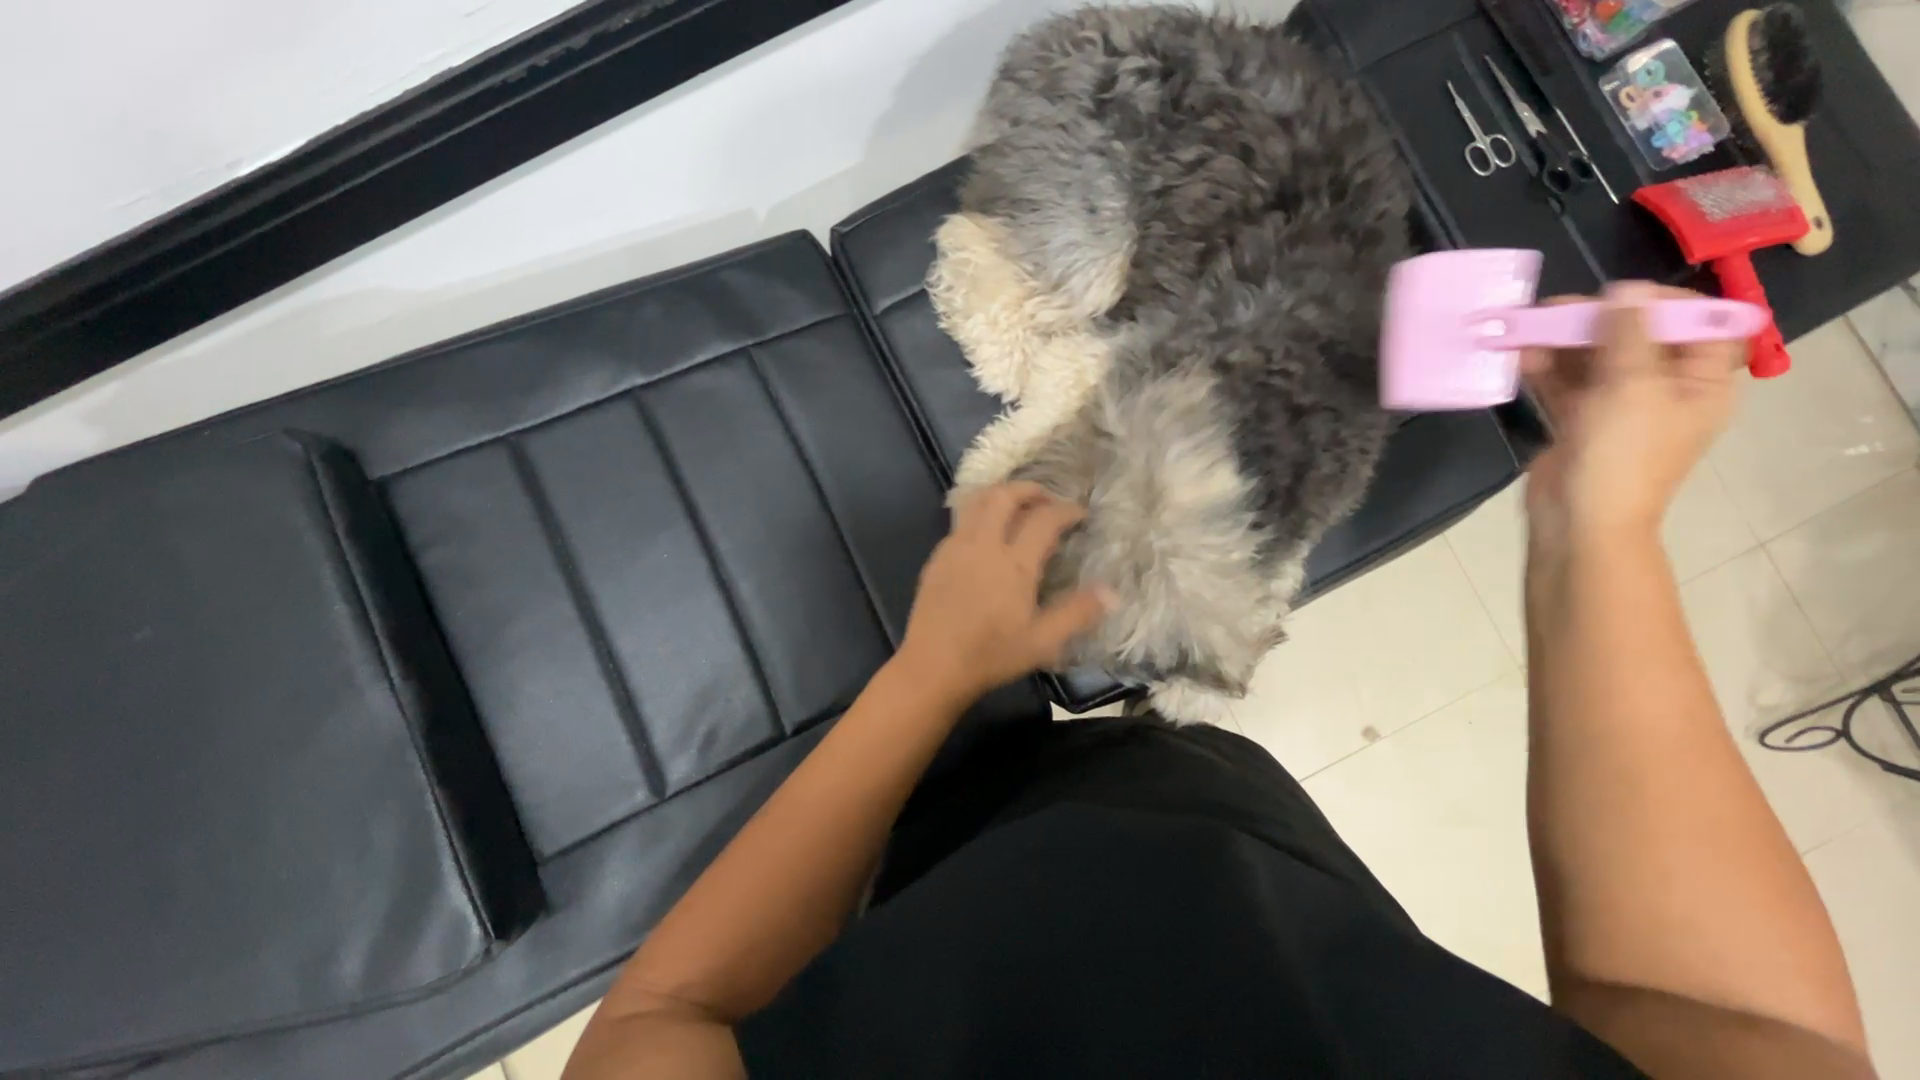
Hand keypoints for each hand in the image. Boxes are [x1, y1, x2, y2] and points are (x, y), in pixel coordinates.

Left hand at [894, 483, 1114, 701]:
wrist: (933, 666)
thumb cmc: (991, 655)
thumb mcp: (1043, 642)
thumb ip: (1078, 613)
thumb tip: (1113, 593)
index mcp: (1015, 563)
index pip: (1045, 519)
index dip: (1066, 510)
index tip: (1080, 514)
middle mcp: (984, 545)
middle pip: (1005, 496)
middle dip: (1030, 490)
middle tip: (1047, 500)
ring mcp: (955, 548)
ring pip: (977, 502)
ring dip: (1000, 495)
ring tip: (1017, 507)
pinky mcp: (936, 558)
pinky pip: (960, 522)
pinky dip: (979, 515)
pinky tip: (986, 537)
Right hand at [1523, 282, 1747, 545]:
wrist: (1579, 519)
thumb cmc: (1622, 454)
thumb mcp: (1634, 386)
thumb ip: (1628, 334)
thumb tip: (1625, 290)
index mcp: (1700, 384)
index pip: (1700, 326)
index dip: (1665, 303)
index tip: (1619, 295)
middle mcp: (1664, 391)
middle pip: (1637, 339)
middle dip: (1597, 320)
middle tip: (1558, 308)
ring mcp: (1617, 408)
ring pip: (1593, 361)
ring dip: (1562, 343)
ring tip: (1529, 326)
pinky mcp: (1578, 422)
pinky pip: (1564, 385)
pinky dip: (1545, 369)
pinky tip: (1521, 355)